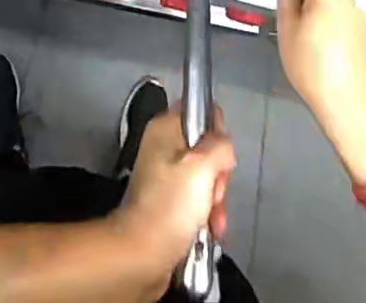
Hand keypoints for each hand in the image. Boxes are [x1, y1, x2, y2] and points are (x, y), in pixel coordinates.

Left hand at [109, 107, 235, 291]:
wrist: (142, 253)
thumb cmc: (171, 204)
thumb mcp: (202, 167)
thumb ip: (219, 145)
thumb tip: (223, 144)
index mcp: (165, 127)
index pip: (199, 111)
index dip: (216, 132)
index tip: (220, 157)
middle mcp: (163, 145)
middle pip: (206, 147)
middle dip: (218, 173)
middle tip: (215, 191)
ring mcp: (165, 174)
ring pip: (205, 176)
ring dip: (216, 199)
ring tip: (213, 218)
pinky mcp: (168, 200)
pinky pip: (196, 198)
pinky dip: (206, 213)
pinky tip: (210, 229)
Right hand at [277, 0, 365, 182]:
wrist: (352, 108)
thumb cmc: (313, 68)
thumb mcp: (285, 28)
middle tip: (289, 20)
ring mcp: (360, 16)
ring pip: (331, 3)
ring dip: (318, 12)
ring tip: (306, 44)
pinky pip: (342, 20)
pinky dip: (331, 27)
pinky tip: (324, 53)